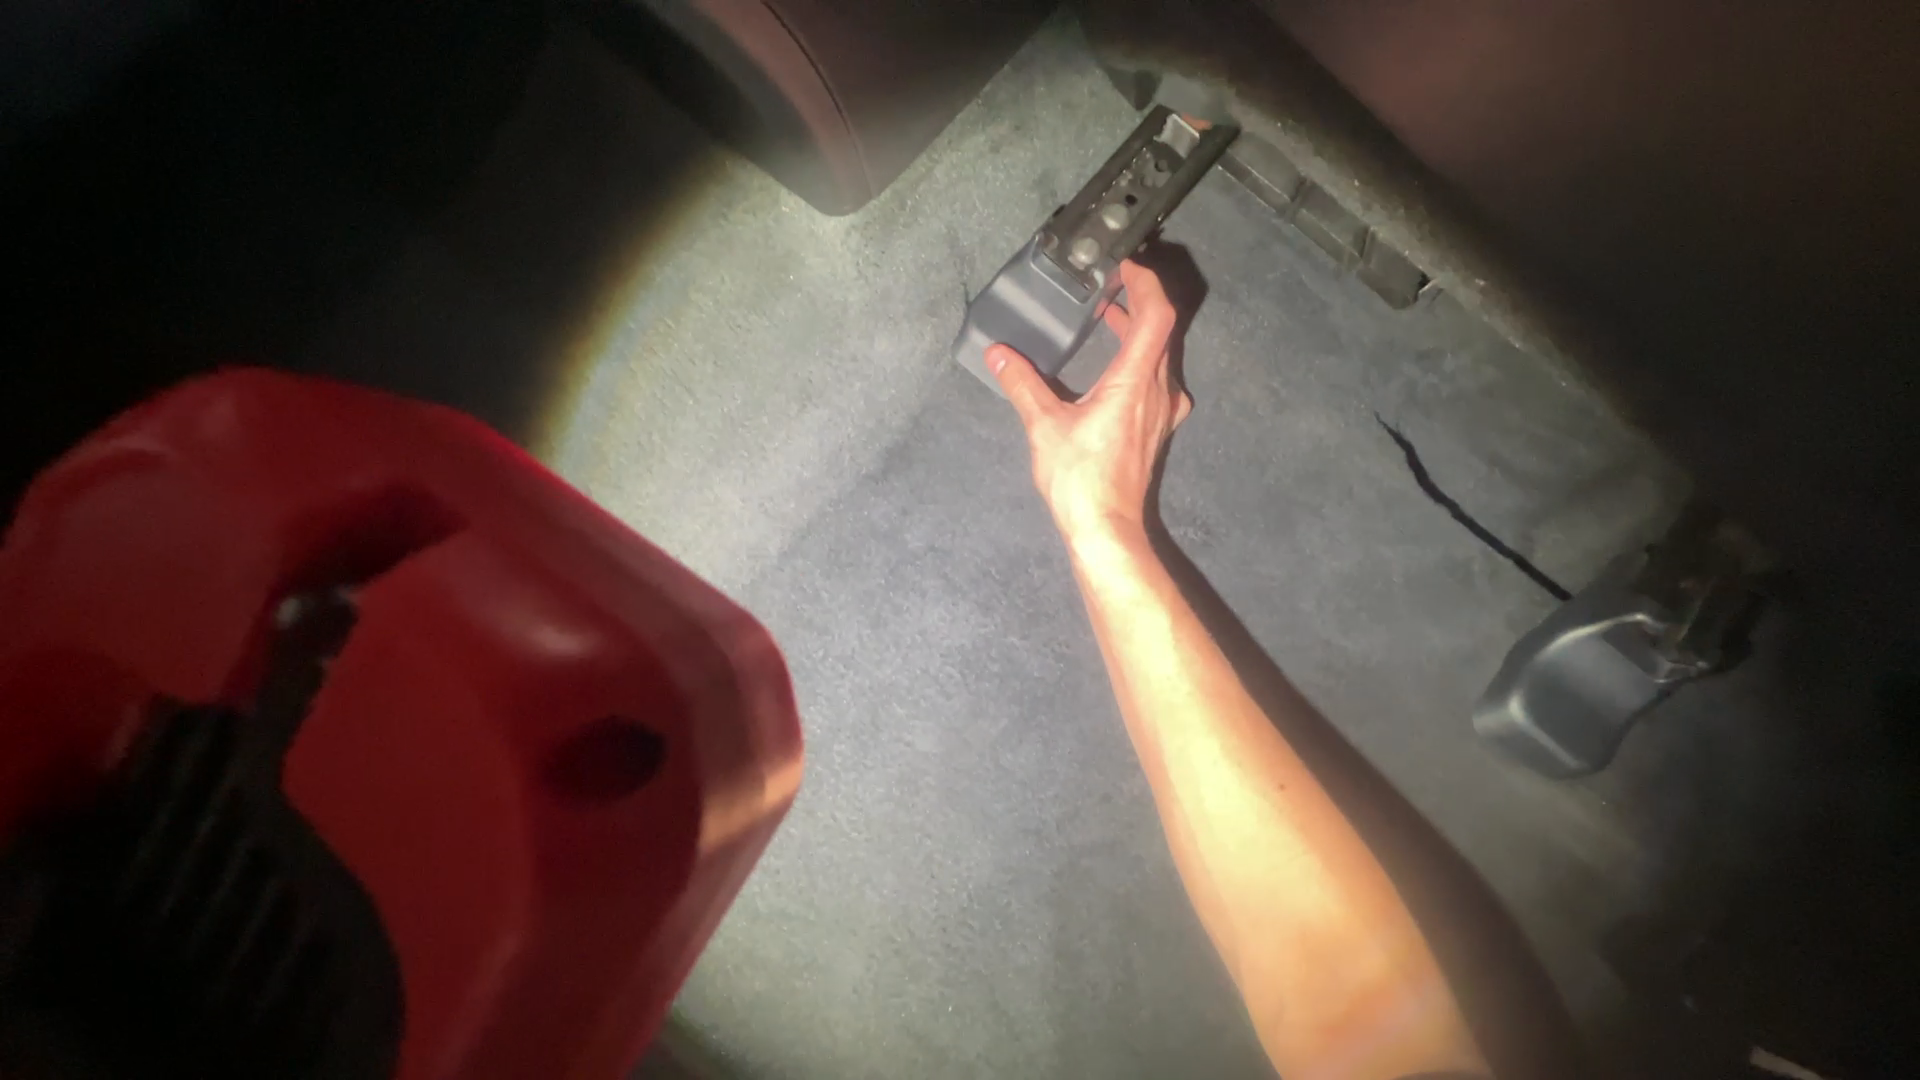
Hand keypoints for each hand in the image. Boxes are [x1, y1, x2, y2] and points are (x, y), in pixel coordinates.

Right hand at [988, 259, 1192, 542]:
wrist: (1106, 527)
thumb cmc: (1080, 478)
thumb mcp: (1044, 426)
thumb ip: (1022, 384)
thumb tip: (998, 354)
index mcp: (1135, 380)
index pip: (1157, 314)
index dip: (1145, 283)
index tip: (1125, 266)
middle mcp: (1159, 390)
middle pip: (1162, 331)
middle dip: (1138, 302)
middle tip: (1109, 287)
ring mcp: (1163, 411)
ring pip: (1161, 356)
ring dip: (1137, 332)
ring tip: (1108, 318)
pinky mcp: (1156, 428)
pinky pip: (1156, 379)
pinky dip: (1138, 360)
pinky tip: (1113, 369)